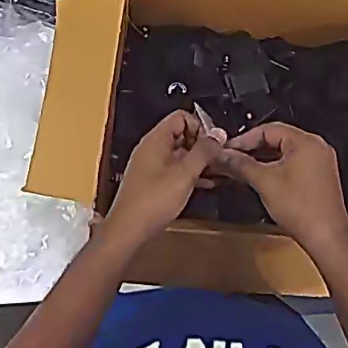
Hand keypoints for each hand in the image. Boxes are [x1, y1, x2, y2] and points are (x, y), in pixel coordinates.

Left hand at [104, 110, 223, 244]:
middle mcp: (152, 149)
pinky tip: (205, 184)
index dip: (200, 127)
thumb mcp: (185, 174)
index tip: (213, 145)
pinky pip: (175, 169)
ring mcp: (151, 165)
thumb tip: (218, 134)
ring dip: (198, 161)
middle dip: (202, 145)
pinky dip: (190, 173)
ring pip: (180, 154)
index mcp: (156, 140)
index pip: (181, 118)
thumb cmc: (154, 201)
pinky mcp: (152, 182)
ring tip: (217, 172)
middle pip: (182, 135)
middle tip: (218, 160)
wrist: (128, 230)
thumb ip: (203, 152)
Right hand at [215, 123, 347, 249]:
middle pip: (277, 139)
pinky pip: (293, 165)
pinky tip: (260, 179)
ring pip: (284, 154)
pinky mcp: (319, 177)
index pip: (269, 129)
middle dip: (252, 150)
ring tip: (241, 170)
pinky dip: (275, 169)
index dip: (244, 139)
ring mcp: (320, 162)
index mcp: (306, 142)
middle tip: (231, 160)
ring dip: (262, 161)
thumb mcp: (264, 182)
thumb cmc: (300, 207)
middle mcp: (316, 147)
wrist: (325, 236)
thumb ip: (241, 164)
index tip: (227, 150)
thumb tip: (224, 155)